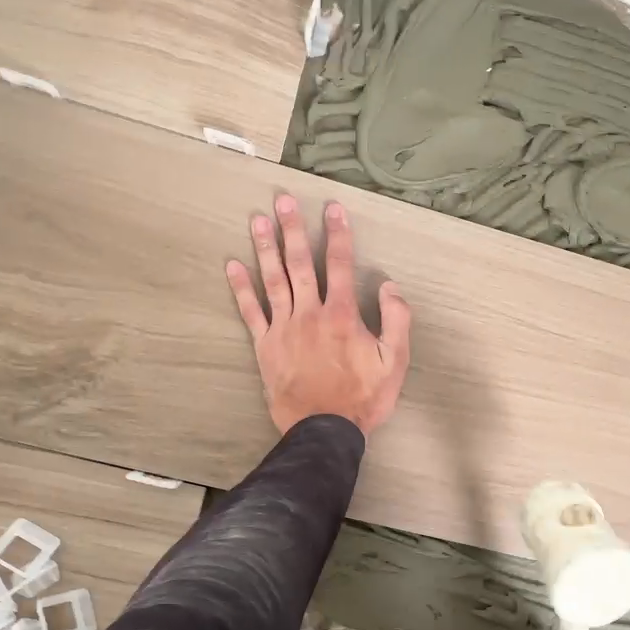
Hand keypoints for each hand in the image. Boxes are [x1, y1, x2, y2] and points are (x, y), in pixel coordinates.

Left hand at [225, 194, 411, 435]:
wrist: (324, 430)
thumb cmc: (363, 399)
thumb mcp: (396, 363)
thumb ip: (397, 321)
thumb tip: (390, 286)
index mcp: (343, 315)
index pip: (341, 265)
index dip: (339, 234)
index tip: (333, 207)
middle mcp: (311, 313)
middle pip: (301, 263)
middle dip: (293, 229)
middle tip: (282, 199)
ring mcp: (285, 328)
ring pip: (273, 280)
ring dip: (265, 248)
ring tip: (257, 220)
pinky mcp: (266, 346)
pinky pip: (250, 311)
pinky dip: (241, 288)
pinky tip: (232, 266)